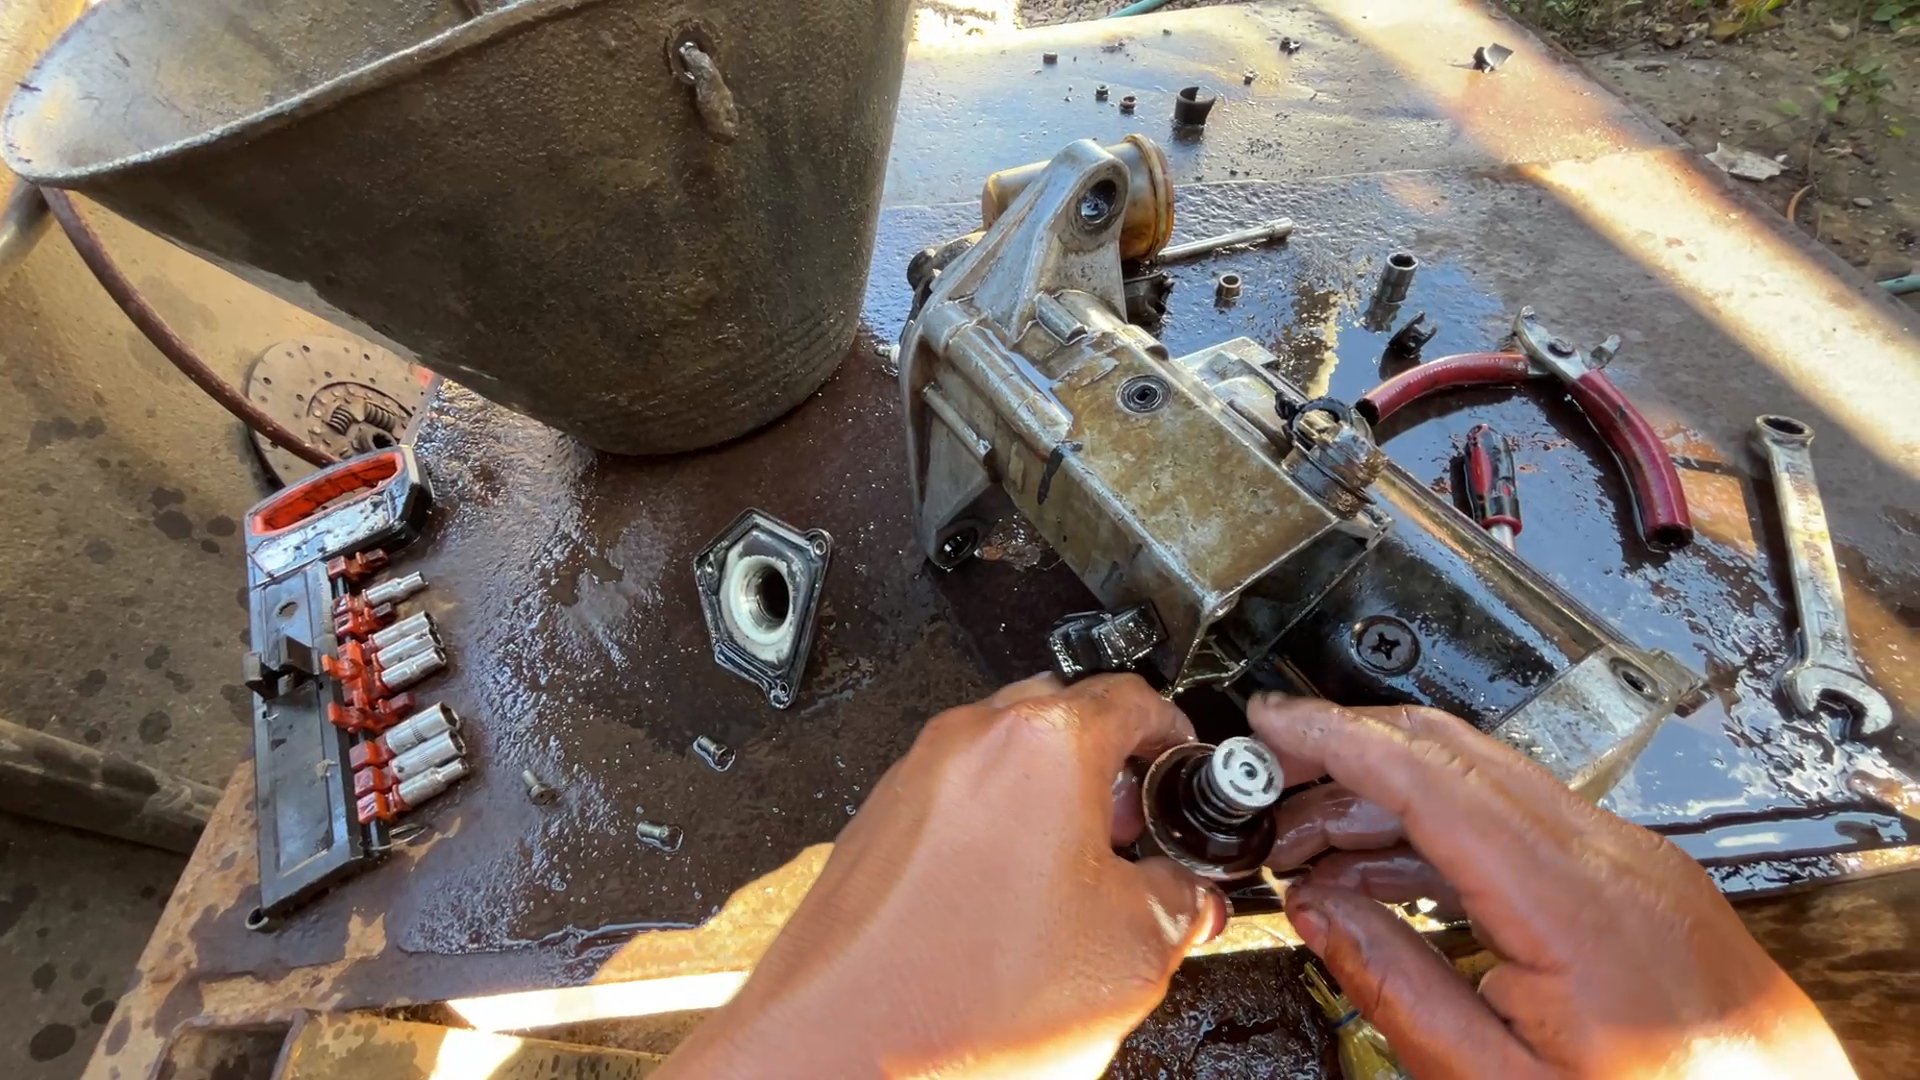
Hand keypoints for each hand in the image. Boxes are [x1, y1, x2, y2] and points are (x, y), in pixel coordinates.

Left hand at [656, 674, 1226, 1078]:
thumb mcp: (1127, 954)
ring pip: (1007, 746)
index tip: (1175, 751)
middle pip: (1063, 711)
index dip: (1168, 725)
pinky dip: (999, 806)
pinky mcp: (885, 808)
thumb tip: (1183, 892)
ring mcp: (920, 769)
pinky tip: (1011, 878)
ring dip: (1051, 781)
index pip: (1128, 698)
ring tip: (1075, 856)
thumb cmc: (963, 1001)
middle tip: (1132, 815)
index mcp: (1041, 746)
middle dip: (1107, 753)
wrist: (839, 1047)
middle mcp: (972, 739)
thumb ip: (1176, 903)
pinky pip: (961, 782)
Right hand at [1250, 694, 1855, 1079]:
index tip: (1271, 722)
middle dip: (1338, 750)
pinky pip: (1496, 822)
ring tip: (1303, 844)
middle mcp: (1611, 858)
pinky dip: (1418, 830)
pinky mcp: (1620, 877)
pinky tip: (1369, 871)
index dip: (1333, 737)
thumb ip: (1397, 990)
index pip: (1429, 775)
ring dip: (1371, 797)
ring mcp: (1621, 860)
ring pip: (1464, 779)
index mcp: (1584, 906)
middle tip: (1268, 775)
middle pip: (1444, 752)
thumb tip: (1315, 912)